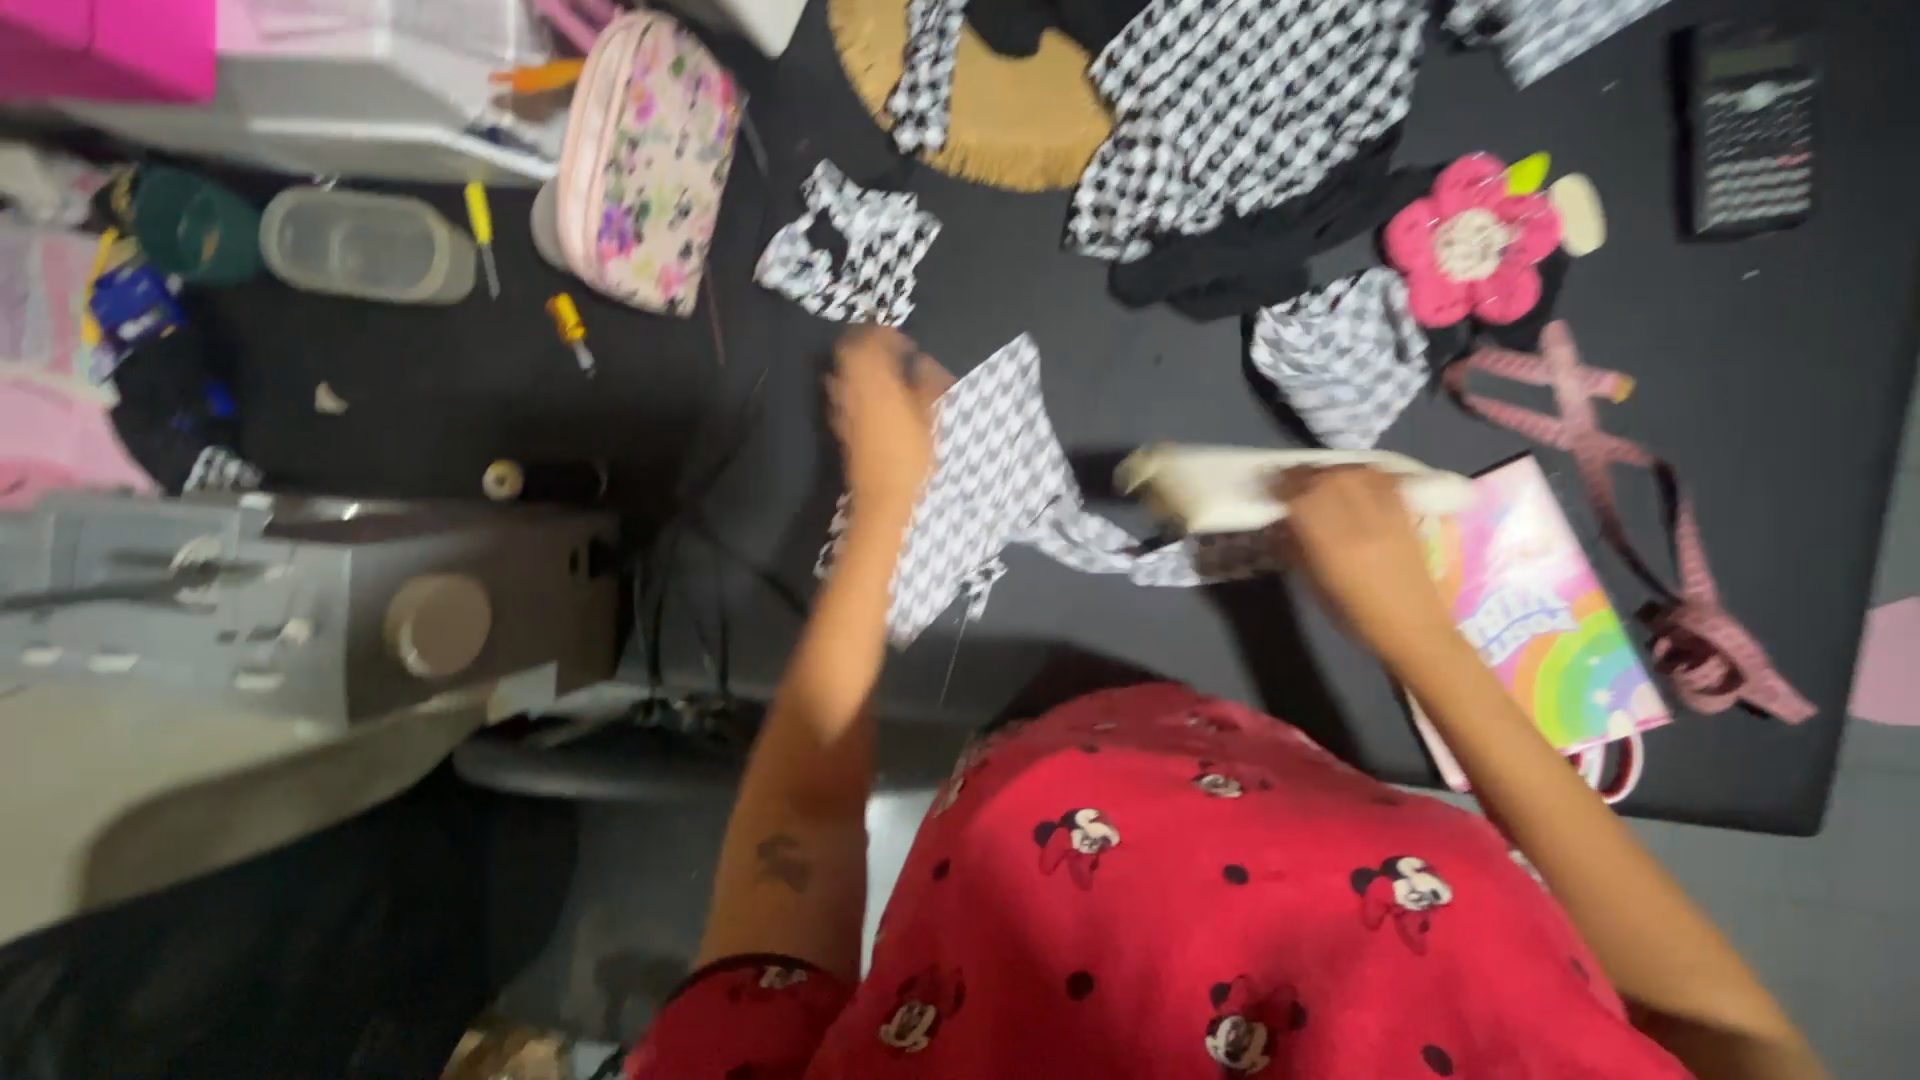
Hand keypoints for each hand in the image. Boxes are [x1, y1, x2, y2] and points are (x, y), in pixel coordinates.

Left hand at [828, 326, 952, 513]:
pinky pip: (839, 391)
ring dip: (856, 362)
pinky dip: (849, 384)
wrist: (882, 496)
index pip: (873, 341)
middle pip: (850, 349)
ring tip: (876, 368)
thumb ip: (926, 384)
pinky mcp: (839, 422)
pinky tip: (864, 394)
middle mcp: (855, 388)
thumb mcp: (929, 419)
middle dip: (867, 343)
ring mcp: (843, 405)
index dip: (887, 334)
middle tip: (887, 348)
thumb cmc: (911, 458)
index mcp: (879, 383)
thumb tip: (924, 361)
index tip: (904, 342)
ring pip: (841, 369)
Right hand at [1273, 466, 1455, 662]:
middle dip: (1302, 474)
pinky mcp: (1407, 515)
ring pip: (1355, 474)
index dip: (1280, 487)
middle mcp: (1362, 525)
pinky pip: (1383, 479)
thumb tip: (1277, 523)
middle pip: (1328, 479)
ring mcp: (1389, 517)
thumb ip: (1295, 549)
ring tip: (1317, 477)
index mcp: (1333, 548)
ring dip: (1330, 470)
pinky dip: (1361, 472)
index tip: (1266, 486)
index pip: (1301, 500)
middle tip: (1286, 479)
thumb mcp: (1314, 585)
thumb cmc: (1355, 616)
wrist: (1414, 628)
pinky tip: (1350, 477)